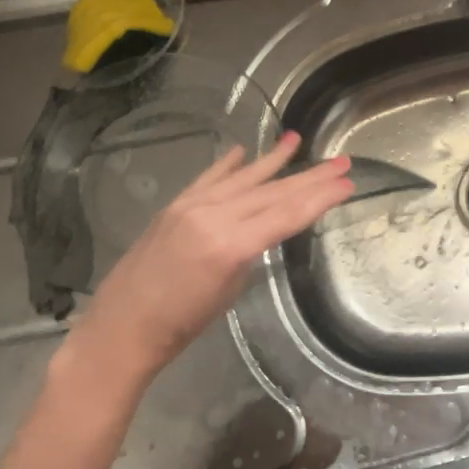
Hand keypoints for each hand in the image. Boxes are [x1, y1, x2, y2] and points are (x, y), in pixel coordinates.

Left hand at [69, 132, 353, 385]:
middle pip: (273, 192)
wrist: (120, 329)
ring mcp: (191, 207)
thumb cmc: (181, 325)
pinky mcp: (174, 206)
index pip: (288, 215)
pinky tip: (244, 150)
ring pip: (244, 178)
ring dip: (274, 160)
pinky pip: (208, 179)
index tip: (348, 183)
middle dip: (310, 176)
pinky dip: (228, 165)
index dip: (321, 198)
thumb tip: (265, 228)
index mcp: (232, 245)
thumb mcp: (229, 289)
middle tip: (342, 161)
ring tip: (296, 139)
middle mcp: (213, 217)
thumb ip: (250, 250)